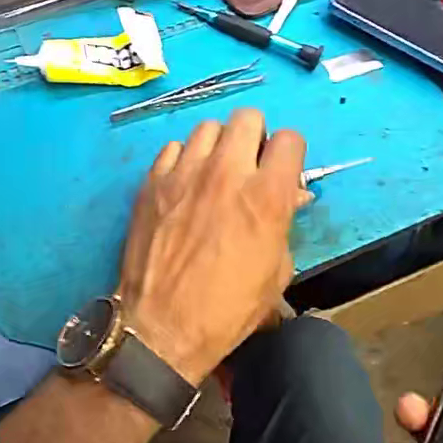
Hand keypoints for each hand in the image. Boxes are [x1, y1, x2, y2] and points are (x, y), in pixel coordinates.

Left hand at [116, 108, 306, 384]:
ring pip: (208, 127)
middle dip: (255, 136)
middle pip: (247, 117)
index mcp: (266, 196)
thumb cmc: (228, 308)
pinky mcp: (152, 182)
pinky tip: (183, 183)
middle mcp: (226, 172)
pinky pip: (172, 148)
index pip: (290, 139)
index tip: (282, 170)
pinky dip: (183, 159)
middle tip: (249, 163)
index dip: (290, 153)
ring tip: (213, 171)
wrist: (163, 326)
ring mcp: (184, 173)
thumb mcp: (276, 272)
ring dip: (218, 144)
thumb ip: (284, 223)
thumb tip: (289, 196)